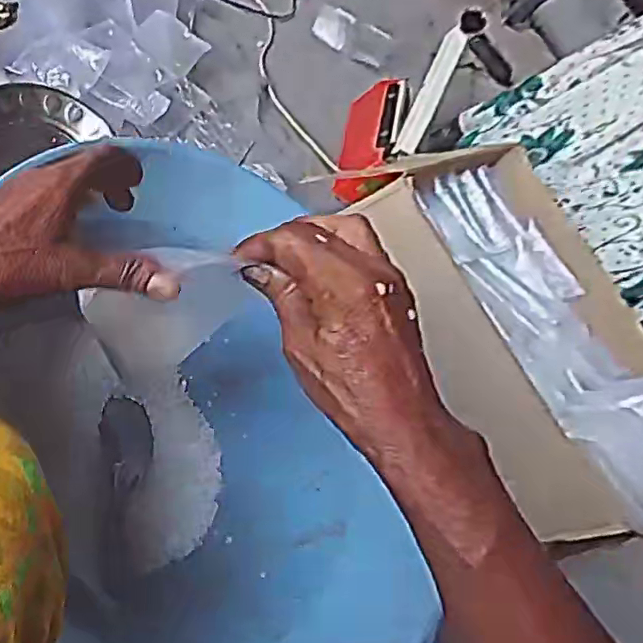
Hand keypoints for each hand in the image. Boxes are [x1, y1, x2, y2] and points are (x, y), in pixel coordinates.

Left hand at [0, 145, 180, 305]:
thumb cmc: (10, 268)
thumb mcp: (71, 270)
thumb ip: (121, 272)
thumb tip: (166, 281)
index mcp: (60, 185)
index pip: (103, 156)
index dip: (125, 165)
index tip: (135, 179)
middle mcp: (38, 176)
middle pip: (83, 160)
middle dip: (108, 175)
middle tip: (122, 196)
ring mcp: (18, 184)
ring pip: (60, 170)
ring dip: (84, 183)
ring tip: (95, 208)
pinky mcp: (3, 197)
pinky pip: (40, 182)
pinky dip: (60, 191)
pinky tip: (58, 219)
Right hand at [233, 216, 466, 464]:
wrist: (399, 416)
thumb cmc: (354, 393)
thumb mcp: (299, 344)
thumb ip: (283, 296)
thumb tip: (264, 272)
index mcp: (344, 286)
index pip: (295, 239)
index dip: (261, 244)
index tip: (243, 258)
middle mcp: (373, 273)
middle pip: (321, 227)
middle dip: (284, 236)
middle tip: (259, 257)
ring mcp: (389, 278)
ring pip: (346, 229)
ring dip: (310, 237)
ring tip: (284, 259)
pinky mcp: (395, 288)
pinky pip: (363, 247)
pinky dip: (332, 248)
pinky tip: (313, 270)